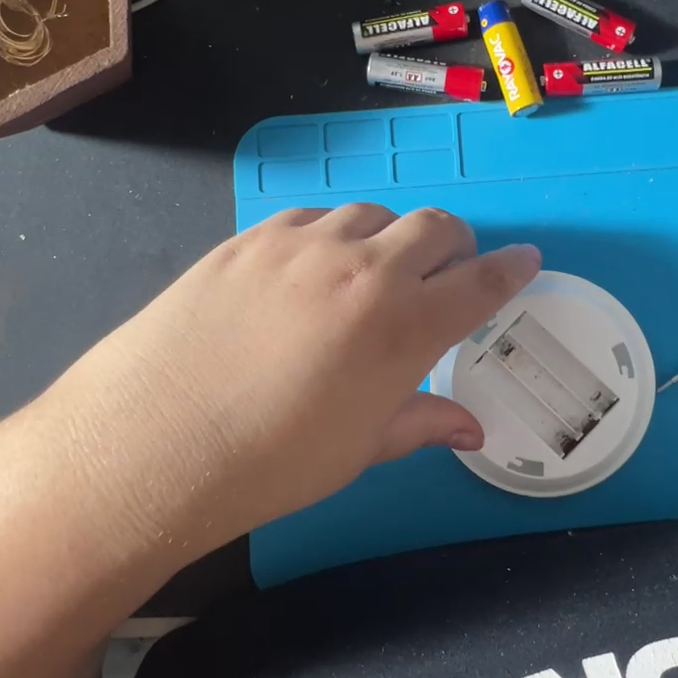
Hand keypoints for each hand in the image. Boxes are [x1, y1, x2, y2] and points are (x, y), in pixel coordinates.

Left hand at [18, 204, 540, 558]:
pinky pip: (313, 216)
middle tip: (445, 274)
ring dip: (390, 238)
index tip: (527, 259)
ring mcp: (303, 244)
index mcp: (404, 326)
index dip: (513, 269)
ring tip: (371, 274)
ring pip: (373, 214)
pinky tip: (310, 270)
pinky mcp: (250, 237)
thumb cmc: (270, 464)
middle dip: (455, 246)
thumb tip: (473, 430)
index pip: (481, 282)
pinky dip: (332, 235)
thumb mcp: (360, 449)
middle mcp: (364, 269)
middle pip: (436, 227)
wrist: (150, 444)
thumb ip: (423, 422)